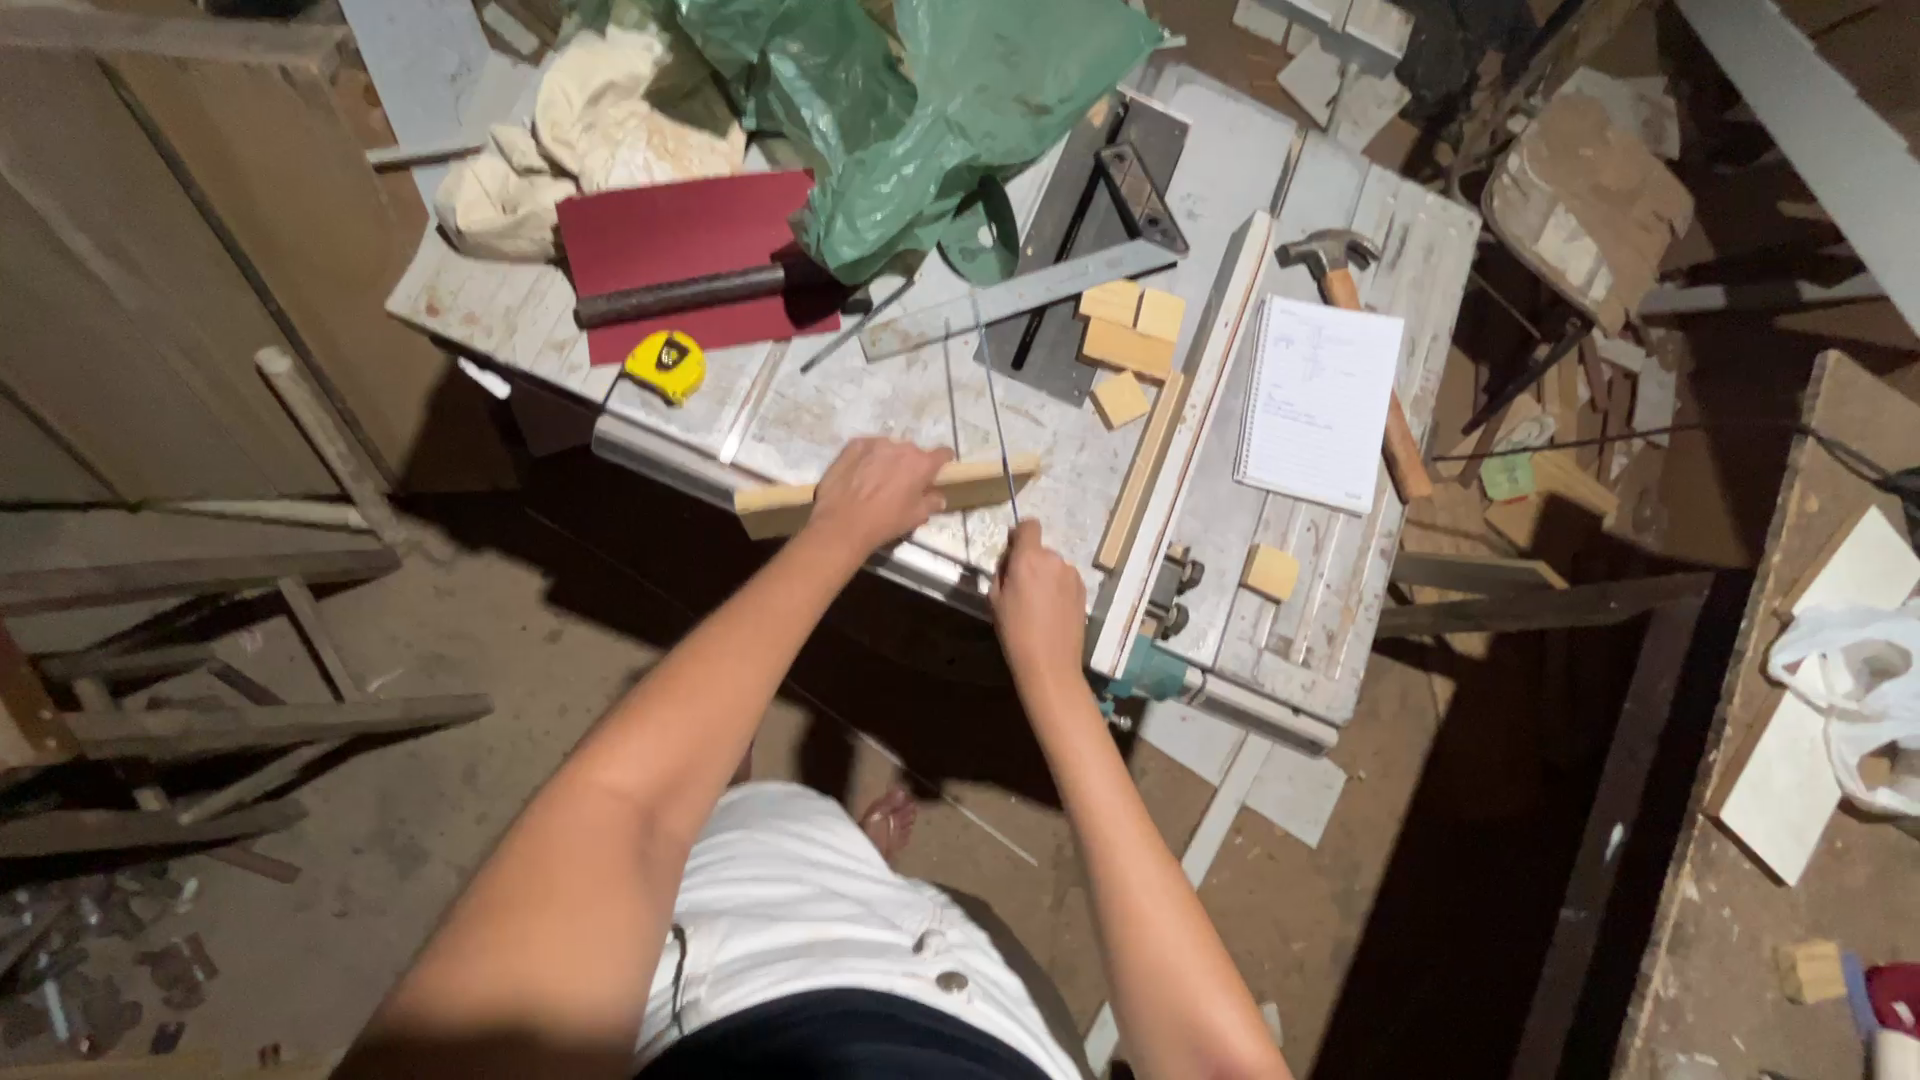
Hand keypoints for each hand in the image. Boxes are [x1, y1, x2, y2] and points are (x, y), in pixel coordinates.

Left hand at [805, 437, 954, 555]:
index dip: (943, 461)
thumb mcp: (916, 517)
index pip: (943, 453)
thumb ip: (932, 503)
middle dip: (910, 464)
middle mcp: (901, 447)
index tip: (937, 470)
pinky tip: (859, 474)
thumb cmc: (885, 522)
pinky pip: (867, 448)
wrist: (842, 524)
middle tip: (901, 483)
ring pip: (889, 448)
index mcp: (921, 463)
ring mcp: (875, 443)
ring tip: (876, 479)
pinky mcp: (853, 445)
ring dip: (888, 459)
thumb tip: (938, 497)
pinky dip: (867, 457)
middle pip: (913, 452)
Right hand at [991, 520, 1087, 693]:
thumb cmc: (1014, 632)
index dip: (1019, 534)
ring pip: (1053, 565)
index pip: (1029, 525)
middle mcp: (1054, 560)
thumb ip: (1002, 570)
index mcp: (1029, 558)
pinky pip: (1065, 579)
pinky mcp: (1083, 590)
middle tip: (1020, 588)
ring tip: (1037, 604)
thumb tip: (1010, 558)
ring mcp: (1072, 574)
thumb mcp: (994, 599)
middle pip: (1040, 549)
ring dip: (1045, 575)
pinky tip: (1052, 610)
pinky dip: (1057, 587)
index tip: (1013, 552)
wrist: (1050, 663)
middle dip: (1029, 561)